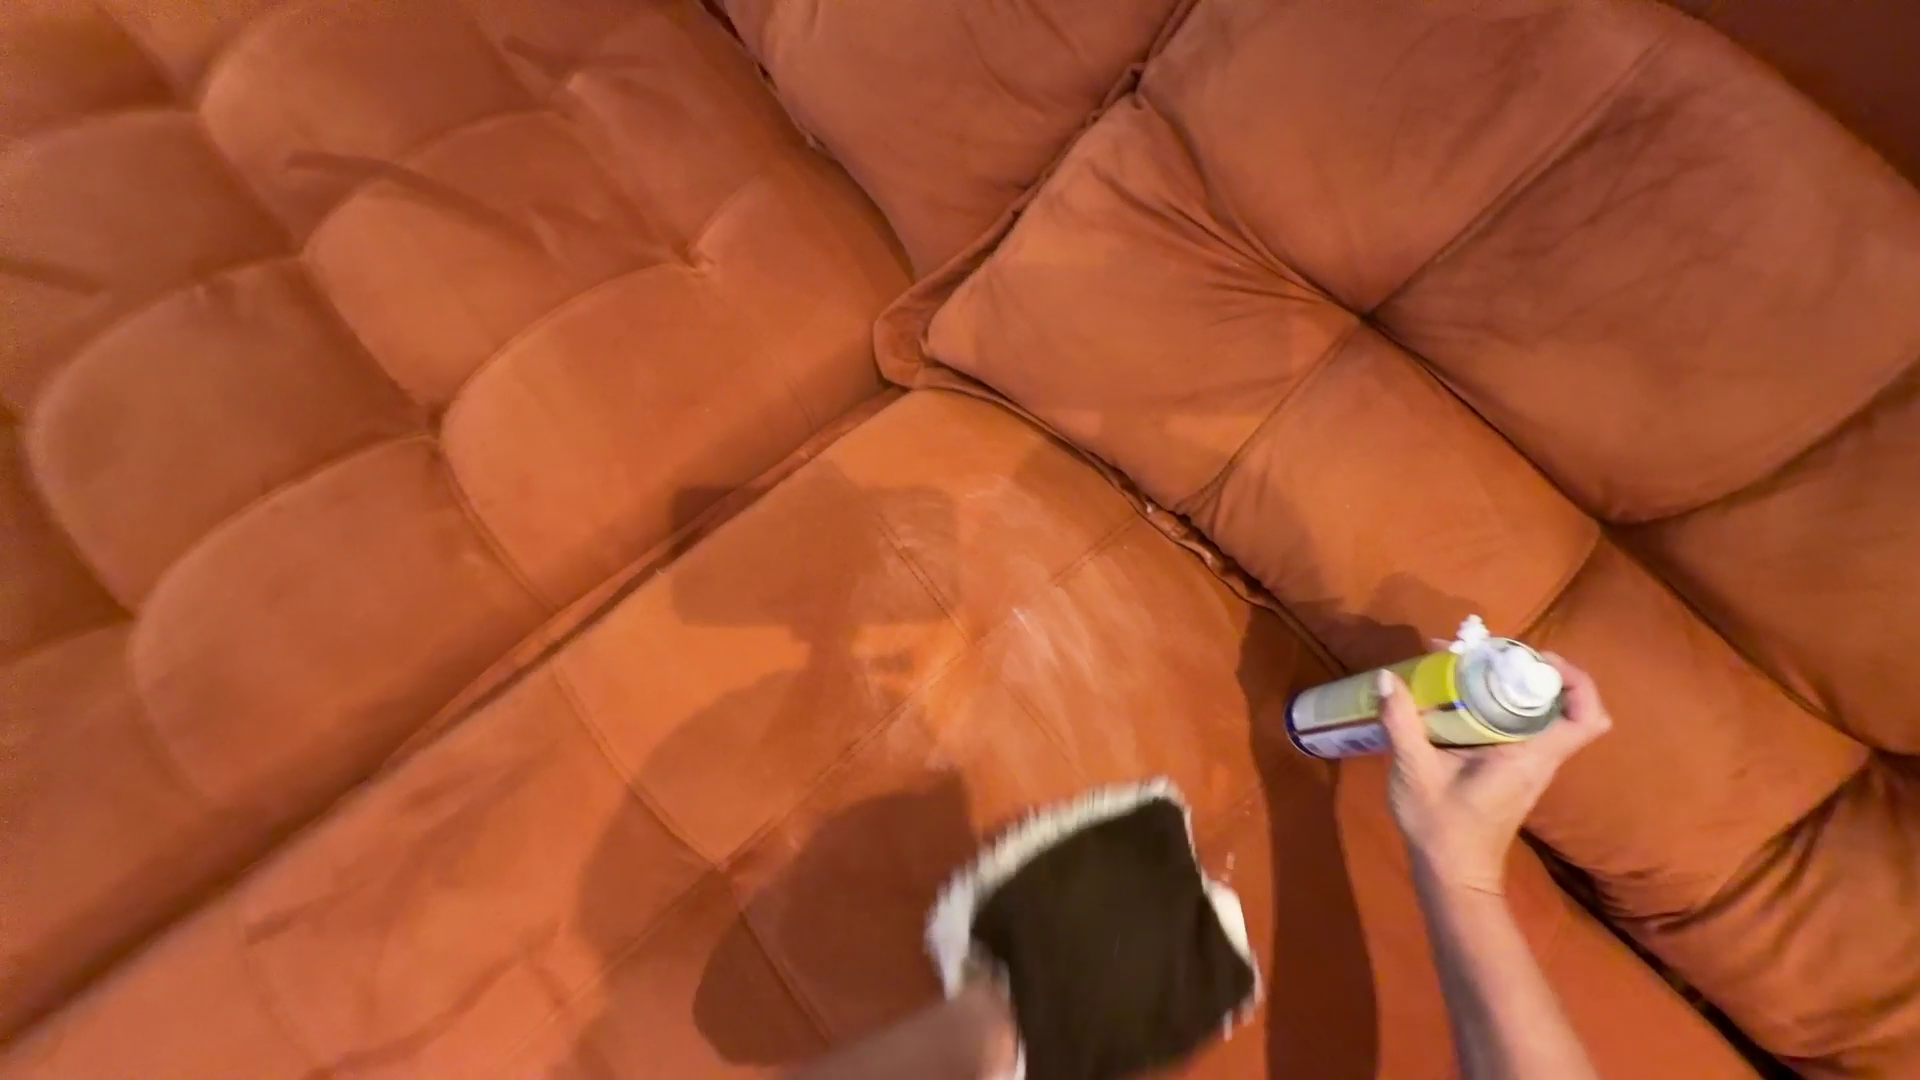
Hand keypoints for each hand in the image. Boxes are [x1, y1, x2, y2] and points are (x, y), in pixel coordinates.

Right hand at [1377, 654, 1610, 895]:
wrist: (1451, 873)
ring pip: (1535, 714)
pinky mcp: (1505, 769)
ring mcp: (1524, 765)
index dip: (1573, 680)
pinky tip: (1454, 698)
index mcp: (1529, 757)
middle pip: (1559, 705)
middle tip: (1483, 654)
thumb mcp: (1414, 770)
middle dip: (1526, 672)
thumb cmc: (1441, 825)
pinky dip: (1492, 705)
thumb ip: (1401, 722)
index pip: (1586, 717)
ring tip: (1465, 667)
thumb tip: (1386, 677)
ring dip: (1508, 686)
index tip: (1531, 658)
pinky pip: (1512, 727)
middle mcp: (1536, 758)